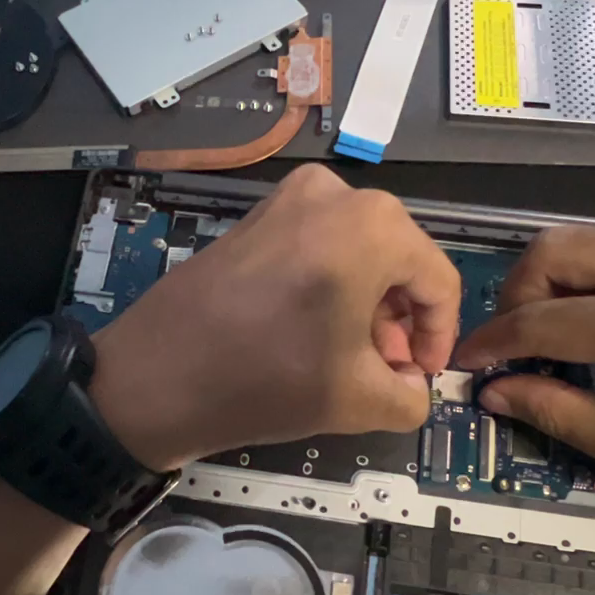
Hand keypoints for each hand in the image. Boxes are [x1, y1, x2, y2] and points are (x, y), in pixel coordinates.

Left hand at [89, 165, 460, 470]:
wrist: (154, 376)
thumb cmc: (267, 381)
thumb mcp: (360, 400)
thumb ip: (412, 395)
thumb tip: (413, 384)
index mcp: (373, 225)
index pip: (437, 281)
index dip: (439, 336)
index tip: (422, 375)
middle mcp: (334, 194)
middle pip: (396, 262)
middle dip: (398, 321)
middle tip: (386, 370)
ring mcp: (285, 199)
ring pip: (355, 254)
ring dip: (364, 306)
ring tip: (348, 358)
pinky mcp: (253, 217)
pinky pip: (315, 246)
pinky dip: (327, 285)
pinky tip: (310, 332)